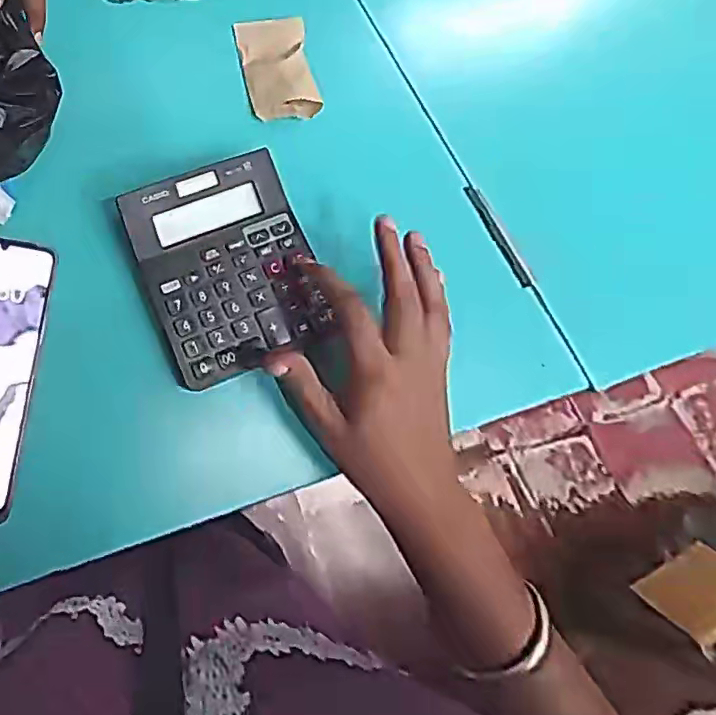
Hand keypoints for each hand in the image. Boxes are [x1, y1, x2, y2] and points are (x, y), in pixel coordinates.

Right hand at [264, 216, 455, 505]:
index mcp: (376, 368)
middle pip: (404, 295)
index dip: (328, 281)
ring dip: (422, 267)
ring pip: (431, 304)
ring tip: (415, 239)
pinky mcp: (440, 368)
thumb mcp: (327, 425)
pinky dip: (437, 294)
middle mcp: (408, 356)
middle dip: (393, 255)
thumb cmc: (372, 460)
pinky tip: (434, 282)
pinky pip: (441, 321)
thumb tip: (274, 355)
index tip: (308, 264)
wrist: (424, 491)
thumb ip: (302, 385)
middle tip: (386, 223)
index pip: (351, 310)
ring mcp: (429, 360)